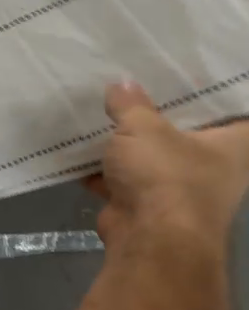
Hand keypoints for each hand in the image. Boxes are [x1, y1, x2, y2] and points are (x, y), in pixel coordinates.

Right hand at [87, 81, 248, 246]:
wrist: (152, 234)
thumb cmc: (165, 175)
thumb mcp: (142, 130)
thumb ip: (131, 105)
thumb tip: (123, 83)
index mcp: (235, 144)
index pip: (231, 110)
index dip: (205, 92)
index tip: (176, 75)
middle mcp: (218, 165)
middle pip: (186, 132)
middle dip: (155, 116)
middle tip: (127, 90)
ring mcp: (183, 186)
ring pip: (152, 155)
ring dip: (125, 144)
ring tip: (96, 117)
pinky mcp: (150, 201)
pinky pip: (124, 177)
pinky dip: (102, 169)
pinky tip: (76, 153)